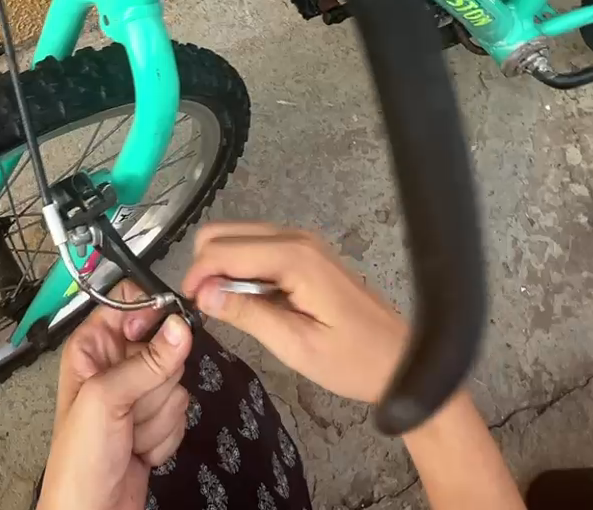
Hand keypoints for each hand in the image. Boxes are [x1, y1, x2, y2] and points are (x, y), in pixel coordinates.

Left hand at [38, 283, 193, 509]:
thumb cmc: (79, 459)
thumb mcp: (107, 400)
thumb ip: (147, 362)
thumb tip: (181, 326)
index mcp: (92, 345)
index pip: (130, 303)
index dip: (150, 315)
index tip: (159, 337)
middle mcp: (115, 362)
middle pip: (163, 342)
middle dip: (155, 381)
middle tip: (132, 405)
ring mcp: (136, 392)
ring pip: (175, 380)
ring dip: (158, 414)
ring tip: (130, 434)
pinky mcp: (154, 419)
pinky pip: (180, 409)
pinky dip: (165, 434)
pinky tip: (141, 449)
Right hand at [180, 222, 408, 402]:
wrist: (401, 360)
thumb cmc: (353, 360)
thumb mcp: (296, 347)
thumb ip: (248, 314)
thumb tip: (202, 294)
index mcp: (293, 257)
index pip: (224, 249)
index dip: (198, 275)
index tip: (190, 306)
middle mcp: (294, 237)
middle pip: (224, 232)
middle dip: (206, 267)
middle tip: (209, 308)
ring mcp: (300, 240)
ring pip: (236, 235)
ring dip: (222, 266)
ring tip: (229, 308)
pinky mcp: (302, 250)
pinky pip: (255, 246)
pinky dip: (240, 267)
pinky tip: (251, 299)